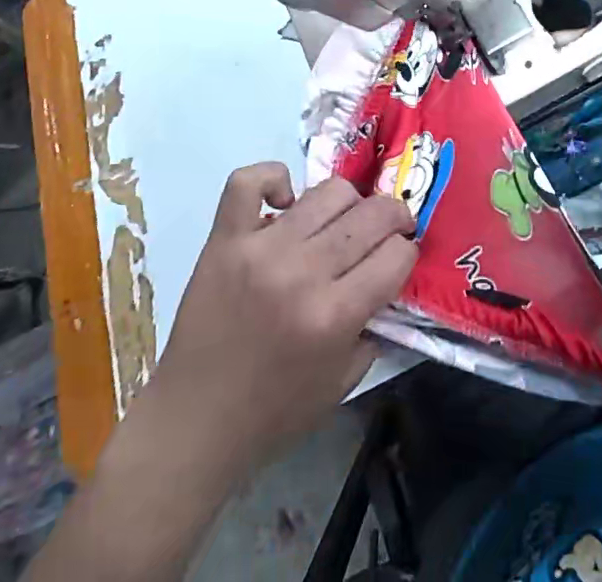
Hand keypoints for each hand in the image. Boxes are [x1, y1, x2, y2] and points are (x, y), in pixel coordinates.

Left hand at [144, 164, 417, 477]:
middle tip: (389, 231)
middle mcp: (303, 274)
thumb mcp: (345, 379)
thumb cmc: (275, 411)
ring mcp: (260, 251)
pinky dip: (274, 178)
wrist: (195, 423)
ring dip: (350, 203)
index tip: (399, 261)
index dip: (407, 254)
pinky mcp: (224, 241)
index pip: (397, 254)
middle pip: (372, 216)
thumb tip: (389, 277)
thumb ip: (375, 324)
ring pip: (328, 192)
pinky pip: (248, 182)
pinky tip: (286, 199)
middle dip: (395, 219)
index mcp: (335, 315)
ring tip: (342, 222)